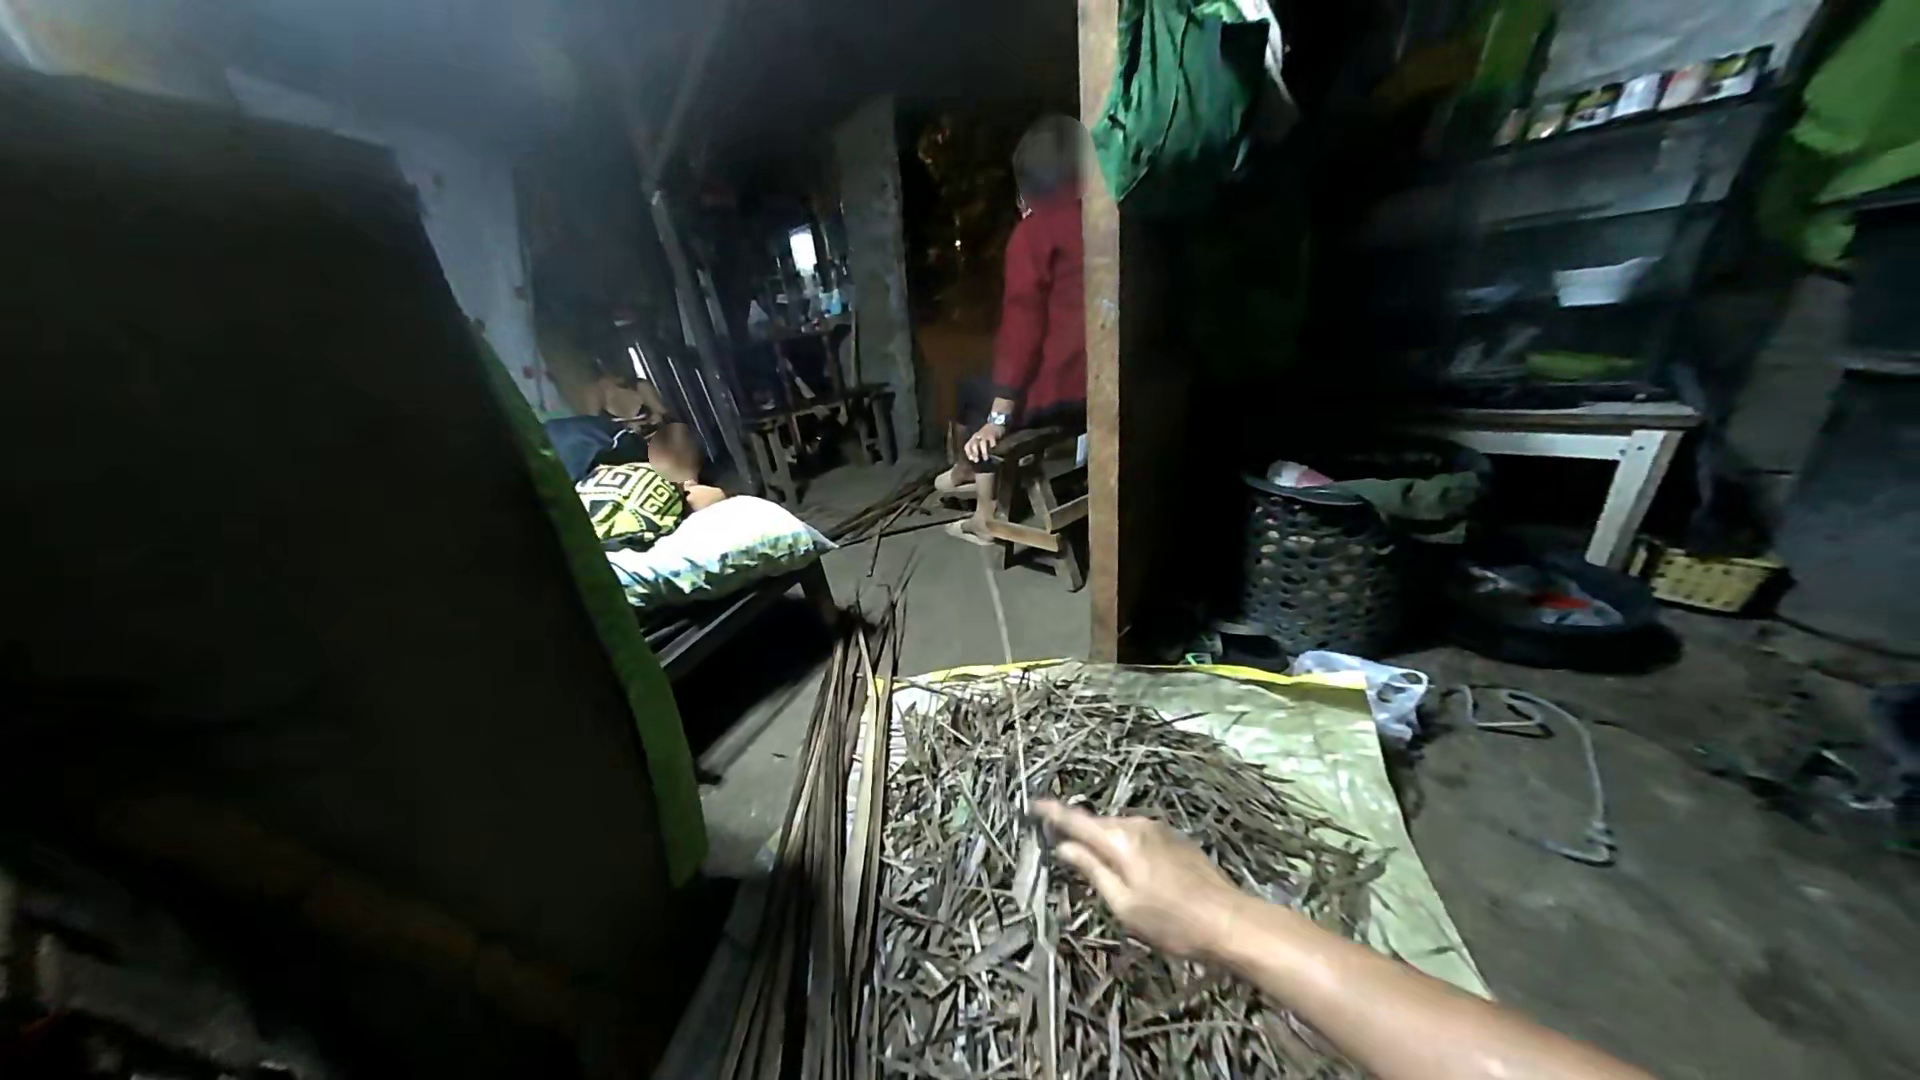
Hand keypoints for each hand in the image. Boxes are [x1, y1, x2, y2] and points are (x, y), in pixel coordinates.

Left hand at [964, 421, 1005, 463]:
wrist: (996, 422)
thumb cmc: (987, 433)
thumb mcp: (980, 439)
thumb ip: (977, 447)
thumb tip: (975, 459)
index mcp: (974, 438)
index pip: (967, 445)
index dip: (968, 453)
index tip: (971, 459)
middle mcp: (978, 436)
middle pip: (973, 444)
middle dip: (974, 453)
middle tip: (977, 461)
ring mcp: (985, 434)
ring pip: (982, 443)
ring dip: (983, 451)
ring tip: (986, 458)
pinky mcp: (992, 434)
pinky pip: (992, 441)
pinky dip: (992, 446)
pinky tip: (993, 450)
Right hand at [1033, 799, 1248, 959]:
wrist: (1230, 920)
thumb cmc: (1171, 921)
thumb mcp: (1123, 904)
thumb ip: (1091, 870)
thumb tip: (1064, 847)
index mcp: (1118, 839)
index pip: (1076, 820)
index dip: (1052, 812)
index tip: (1033, 805)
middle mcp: (1136, 824)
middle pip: (1098, 825)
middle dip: (1081, 836)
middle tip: (1068, 856)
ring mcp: (1158, 828)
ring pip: (1119, 831)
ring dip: (1106, 845)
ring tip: (1108, 876)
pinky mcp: (1174, 837)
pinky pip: (1138, 836)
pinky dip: (1127, 848)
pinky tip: (1137, 875)